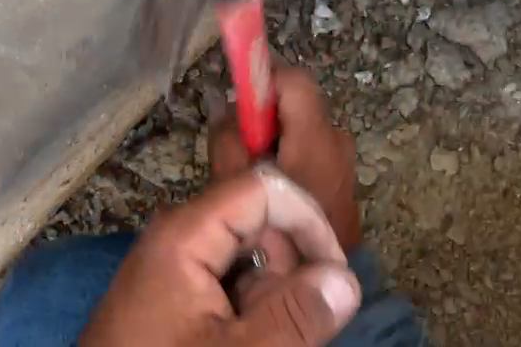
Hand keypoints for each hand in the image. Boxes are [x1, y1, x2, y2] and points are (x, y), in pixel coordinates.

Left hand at [81, 165, 362, 346]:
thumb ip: (294, 317)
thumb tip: (347, 278)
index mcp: (187, 230)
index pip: (262, 188)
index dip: (308, 222)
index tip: (338, 276)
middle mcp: (179, 232)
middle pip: (258, 224)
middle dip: (287, 274)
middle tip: (282, 332)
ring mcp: (175, 260)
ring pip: (248, 259)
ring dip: (269, 301)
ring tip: (250, 341)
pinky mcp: (174, 290)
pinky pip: (227, 283)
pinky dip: (247, 312)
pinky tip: (241, 340)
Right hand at [208, 67, 362, 249]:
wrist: (316, 292)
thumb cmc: (274, 238)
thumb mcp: (234, 183)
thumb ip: (227, 136)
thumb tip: (224, 101)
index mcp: (315, 138)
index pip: (295, 79)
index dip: (265, 76)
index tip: (240, 93)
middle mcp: (339, 145)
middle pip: (300, 104)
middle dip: (268, 112)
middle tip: (240, 139)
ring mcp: (347, 169)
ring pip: (307, 131)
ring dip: (280, 137)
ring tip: (254, 169)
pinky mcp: (346, 190)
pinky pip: (316, 156)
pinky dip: (295, 158)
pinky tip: (275, 190)